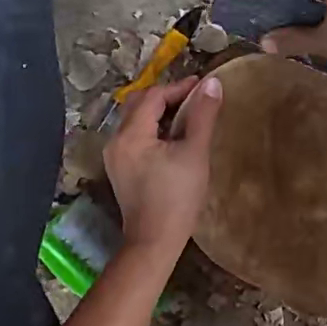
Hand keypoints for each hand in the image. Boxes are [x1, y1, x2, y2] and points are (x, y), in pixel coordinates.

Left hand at [103, 75, 224, 253]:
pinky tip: (171, 136)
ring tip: (186, 114)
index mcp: (131, 134)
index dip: (179, 87)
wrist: (154, 242)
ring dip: (158, 111)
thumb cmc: (177, 198)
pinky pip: (133, 136)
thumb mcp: (194, 153)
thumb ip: (202, 115)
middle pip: (138, 103)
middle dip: (166, 96)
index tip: (203, 86)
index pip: (153, 96)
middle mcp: (115, 140)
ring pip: (134, 119)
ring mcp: (114, 156)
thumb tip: (212, 83)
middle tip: (194, 97)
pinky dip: (151, 128)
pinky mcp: (119, 169)